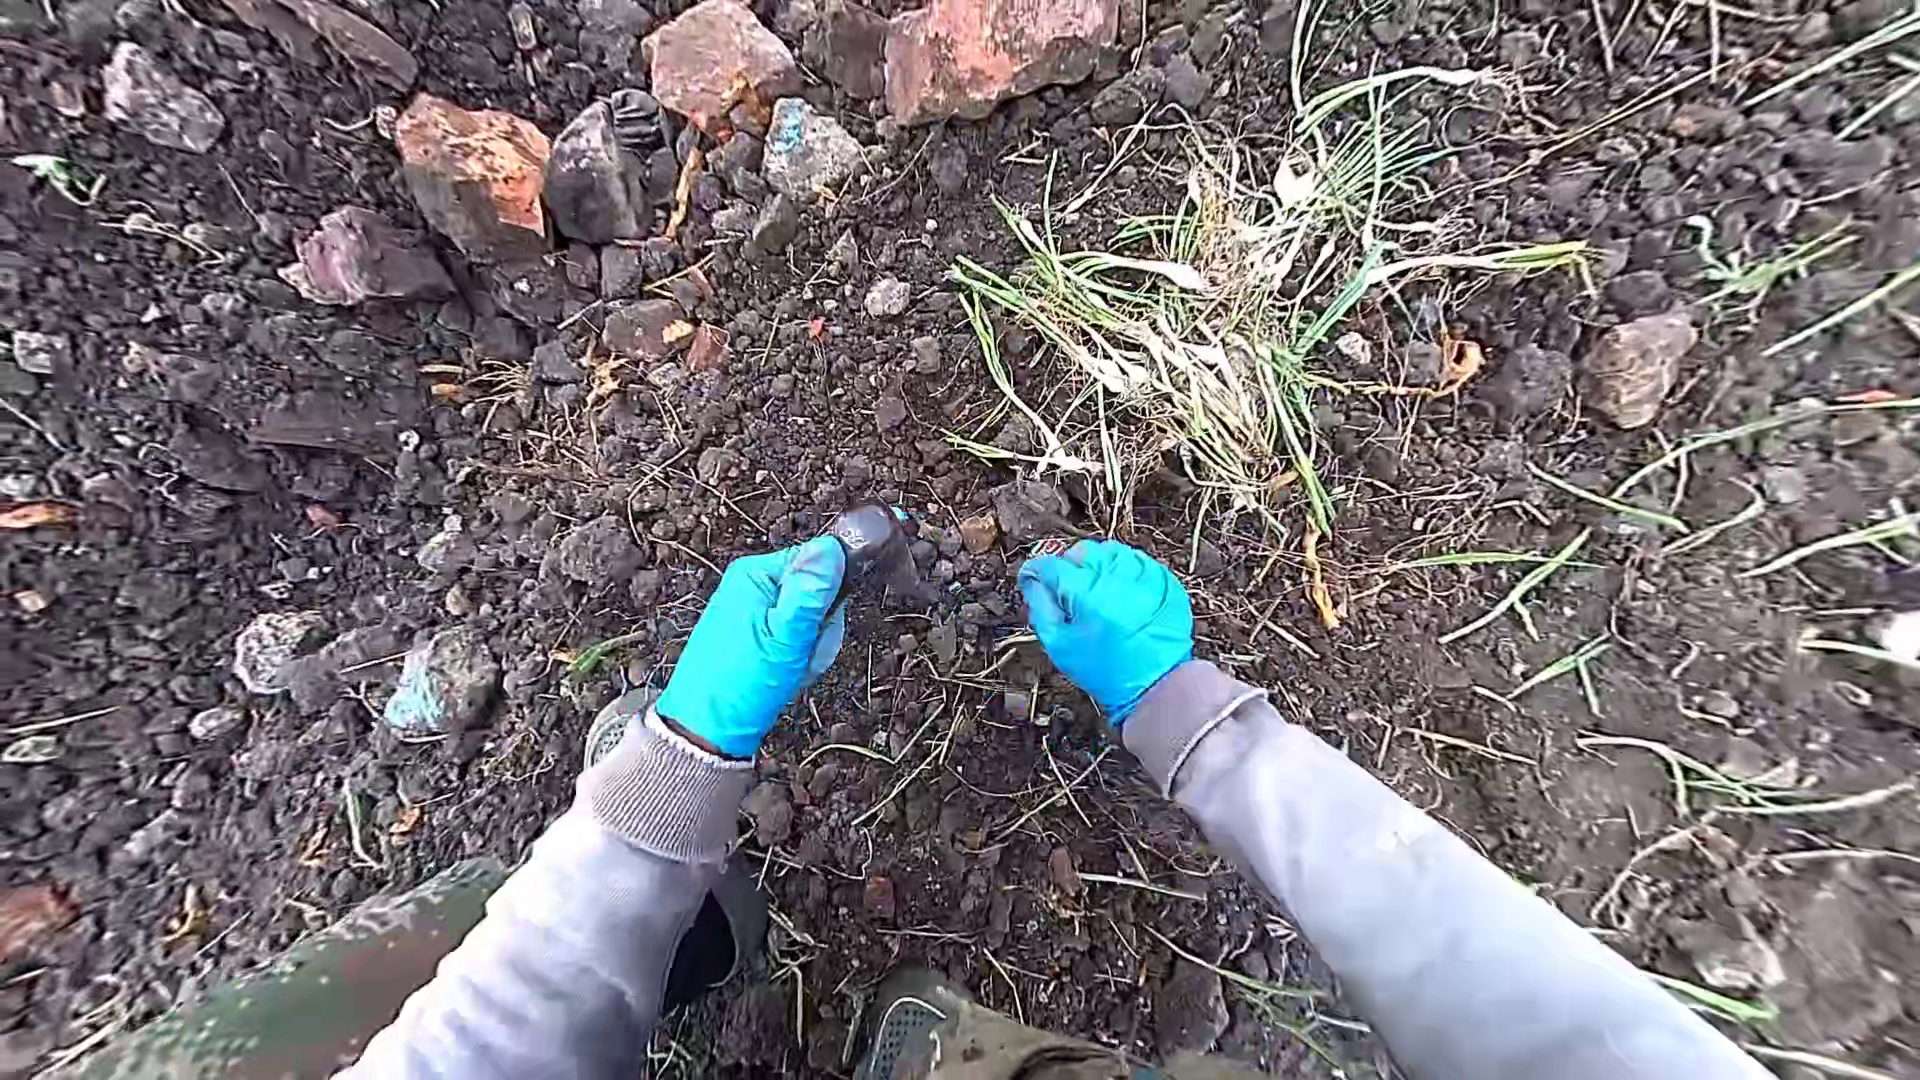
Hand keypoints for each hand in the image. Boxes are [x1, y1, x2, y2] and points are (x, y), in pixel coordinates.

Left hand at [657, 536, 846, 757]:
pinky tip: (786, 671)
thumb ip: (811, 591)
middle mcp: (753, 585)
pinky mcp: (757, 632)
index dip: (830, 595)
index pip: (818, 561)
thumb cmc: (740, 684)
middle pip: (817, 591)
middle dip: (821, 627)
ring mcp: (755, 609)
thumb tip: (832, 548)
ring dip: (812, 646)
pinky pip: (797, 635)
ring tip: (793, 666)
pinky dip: (799, 655)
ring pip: (811, 617)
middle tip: (803, 652)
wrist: (707, 730)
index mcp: (756, 573)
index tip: (821, 623)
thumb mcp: (786, 635)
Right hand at [1017, 540, 1193, 723]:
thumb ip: (1040, 606)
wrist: (1156, 683)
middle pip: (1079, 552)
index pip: (1050, 565)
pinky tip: (1120, 594)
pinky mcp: (1161, 577)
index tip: (1035, 580)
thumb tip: (1031, 581)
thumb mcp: (1059, 644)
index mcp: (1085, 592)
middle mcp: (1114, 576)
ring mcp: (1141, 574)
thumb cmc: (1107, 670)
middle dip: (1069, 568)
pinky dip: (1121, 571)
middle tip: (1071, 593)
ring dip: (1096, 566)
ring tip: (1097, 593)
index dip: (1038, 573)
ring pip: (1107, 551)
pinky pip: (1133, 559)